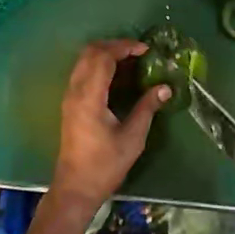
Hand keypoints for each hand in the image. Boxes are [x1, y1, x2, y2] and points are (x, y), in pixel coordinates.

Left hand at [52, 39, 167, 210]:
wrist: (76, 188)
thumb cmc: (105, 165)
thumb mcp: (132, 138)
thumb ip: (147, 108)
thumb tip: (165, 88)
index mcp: (89, 97)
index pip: (103, 58)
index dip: (124, 48)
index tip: (145, 50)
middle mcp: (75, 91)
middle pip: (90, 52)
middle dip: (114, 46)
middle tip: (138, 51)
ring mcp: (69, 96)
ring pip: (83, 60)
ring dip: (105, 54)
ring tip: (131, 60)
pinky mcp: (70, 103)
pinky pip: (82, 71)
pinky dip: (99, 65)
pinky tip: (118, 76)